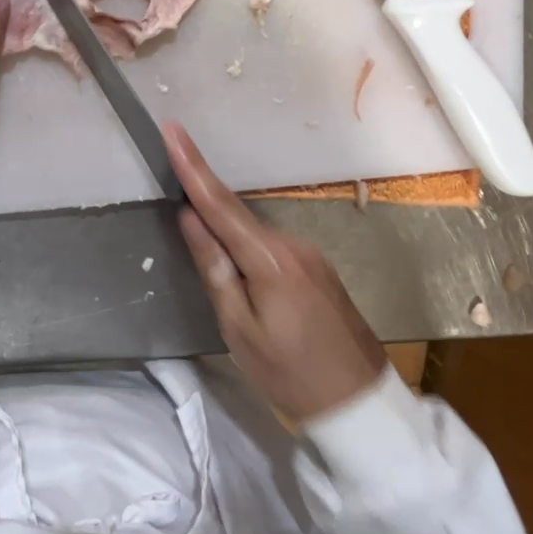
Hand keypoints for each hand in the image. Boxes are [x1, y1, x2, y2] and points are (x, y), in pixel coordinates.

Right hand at [166, 122, 386, 423]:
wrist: (360, 404)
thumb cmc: (289, 373)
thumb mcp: (238, 328)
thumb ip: (214, 267)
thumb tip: (190, 218)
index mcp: (269, 259)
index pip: (219, 203)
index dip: (192, 166)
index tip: (173, 129)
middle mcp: (292, 244)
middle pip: (235, 214)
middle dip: (203, 199)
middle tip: (173, 180)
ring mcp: (310, 254)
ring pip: (253, 232)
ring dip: (225, 230)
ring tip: (200, 243)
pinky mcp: (318, 268)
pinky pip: (270, 246)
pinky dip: (247, 247)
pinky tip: (238, 268)